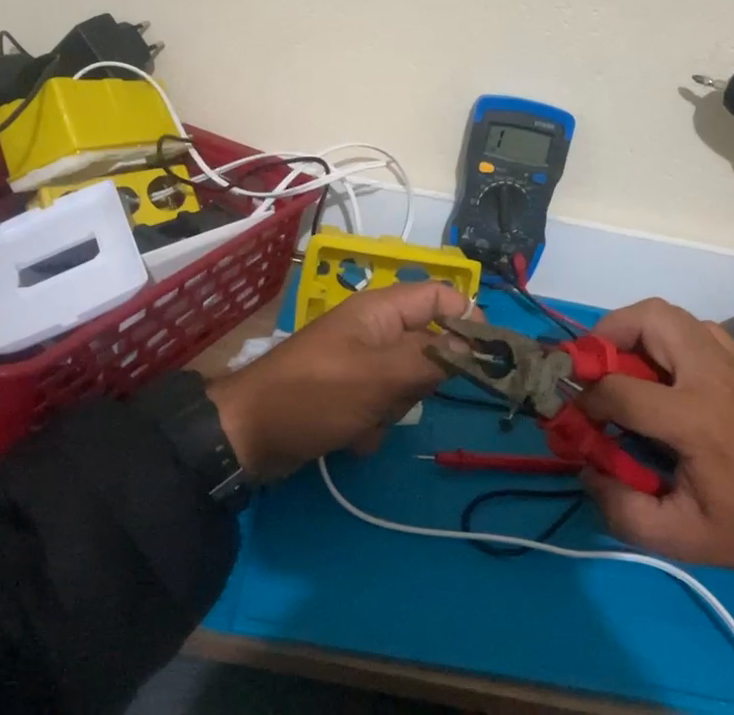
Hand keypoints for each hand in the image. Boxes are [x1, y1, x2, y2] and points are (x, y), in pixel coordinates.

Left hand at [205, 283, 471, 480]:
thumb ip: (433, 360)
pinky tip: (349, 436)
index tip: (484, 360)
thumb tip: (479, 348)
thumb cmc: (315, 396)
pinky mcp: (347, 393)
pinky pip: (382, 405)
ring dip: (393, 408)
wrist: (249, 436)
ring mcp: (359, 362)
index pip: (443, 297)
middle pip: (429, 345)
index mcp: (380, 309)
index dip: (468, 322)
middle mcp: (373, 329)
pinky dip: (371, 424)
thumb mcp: (380, 377)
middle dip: (421, 380)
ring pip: (408, 382)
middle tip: (398, 394)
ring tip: (366, 419)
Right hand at [577, 299, 733, 586]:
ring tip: (623, 370)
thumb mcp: (677, 538)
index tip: (575, 416)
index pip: (619, 388)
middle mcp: (715, 376)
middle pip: (649, 318)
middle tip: (592, 367)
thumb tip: (585, 467)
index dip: (585, 400)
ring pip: (673, 315)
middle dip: (607, 333)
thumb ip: (618, 508)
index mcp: (697, 419)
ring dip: (637, 332)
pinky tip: (663, 377)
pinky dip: (667, 339)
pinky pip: (697, 330)